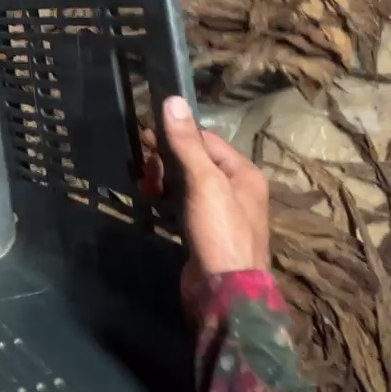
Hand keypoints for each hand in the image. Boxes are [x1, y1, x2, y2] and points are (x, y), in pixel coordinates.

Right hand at [157, 94, 269, 278]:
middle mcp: (235, 188)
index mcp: (243, 173)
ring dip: (162, 179)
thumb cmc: (219, 232)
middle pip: (193, 158)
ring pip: (184, 179)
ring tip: (147, 189)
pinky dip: (165, 196)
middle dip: (165, 161)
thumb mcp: (203, 182)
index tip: (147, 144)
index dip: (175, 137)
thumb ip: (187, 142)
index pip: (204, 138)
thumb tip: (173, 99)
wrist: (224, 292)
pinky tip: (153, 201)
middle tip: (148, 174)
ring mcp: (220, 210)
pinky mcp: (204, 228)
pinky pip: (181, 200)